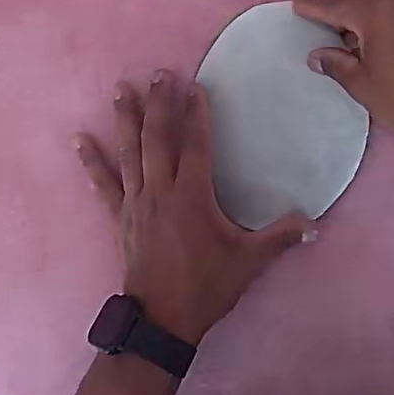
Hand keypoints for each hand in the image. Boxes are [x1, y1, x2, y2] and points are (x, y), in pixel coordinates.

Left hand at [75, 71, 313, 344]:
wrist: (162, 321)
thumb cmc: (207, 285)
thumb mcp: (249, 261)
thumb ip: (281, 238)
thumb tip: (315, 226)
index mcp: (192, 197)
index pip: (196, 146)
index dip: (197, 115)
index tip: (195, 86)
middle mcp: (161, 192)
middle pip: (159, 139)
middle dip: (160, 104)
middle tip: (159, 73)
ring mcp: (136, 203)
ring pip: (129, 153)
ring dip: (126, 119)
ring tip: (122, 88)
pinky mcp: (120, 218)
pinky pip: (103, 184)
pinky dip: (91, 161)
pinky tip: (78, 139)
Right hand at [293, 0, 393, 153]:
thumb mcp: (365, 86)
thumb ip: (337, 64)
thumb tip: (318, 54)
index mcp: (378, 11)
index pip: (336, 4)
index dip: (314, 8)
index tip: (298, 8)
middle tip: (328, 22)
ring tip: (354, 34)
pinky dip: (385, 7)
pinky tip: (381, 38)